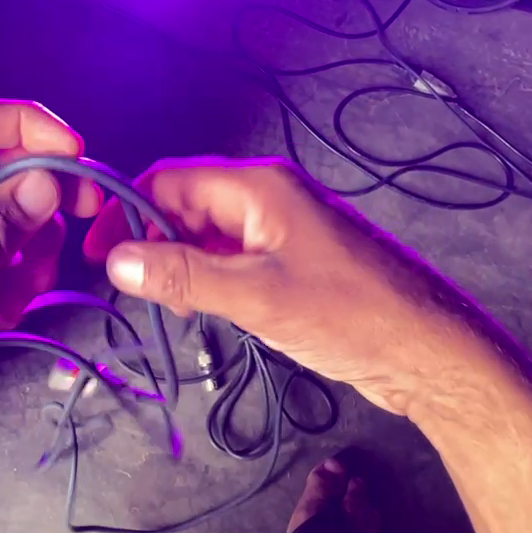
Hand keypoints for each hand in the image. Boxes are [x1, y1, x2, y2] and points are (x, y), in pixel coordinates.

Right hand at [82, 158, 491, 418]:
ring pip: (207, 233)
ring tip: (176, 305)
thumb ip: (183, 275)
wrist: (432, 353)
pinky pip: (232, 255)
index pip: (169, 179)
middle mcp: (266, 196)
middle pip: (186, 203)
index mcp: (258, 185)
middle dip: (155, 240)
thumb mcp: (257, 296)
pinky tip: (205, 307)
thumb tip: (115, 260)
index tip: (99, 255)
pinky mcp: (290, 258)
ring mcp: (280, 228)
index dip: (127, 211)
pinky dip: (209, 277)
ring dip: (182, 263)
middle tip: (140, 290)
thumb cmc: (349, 314)